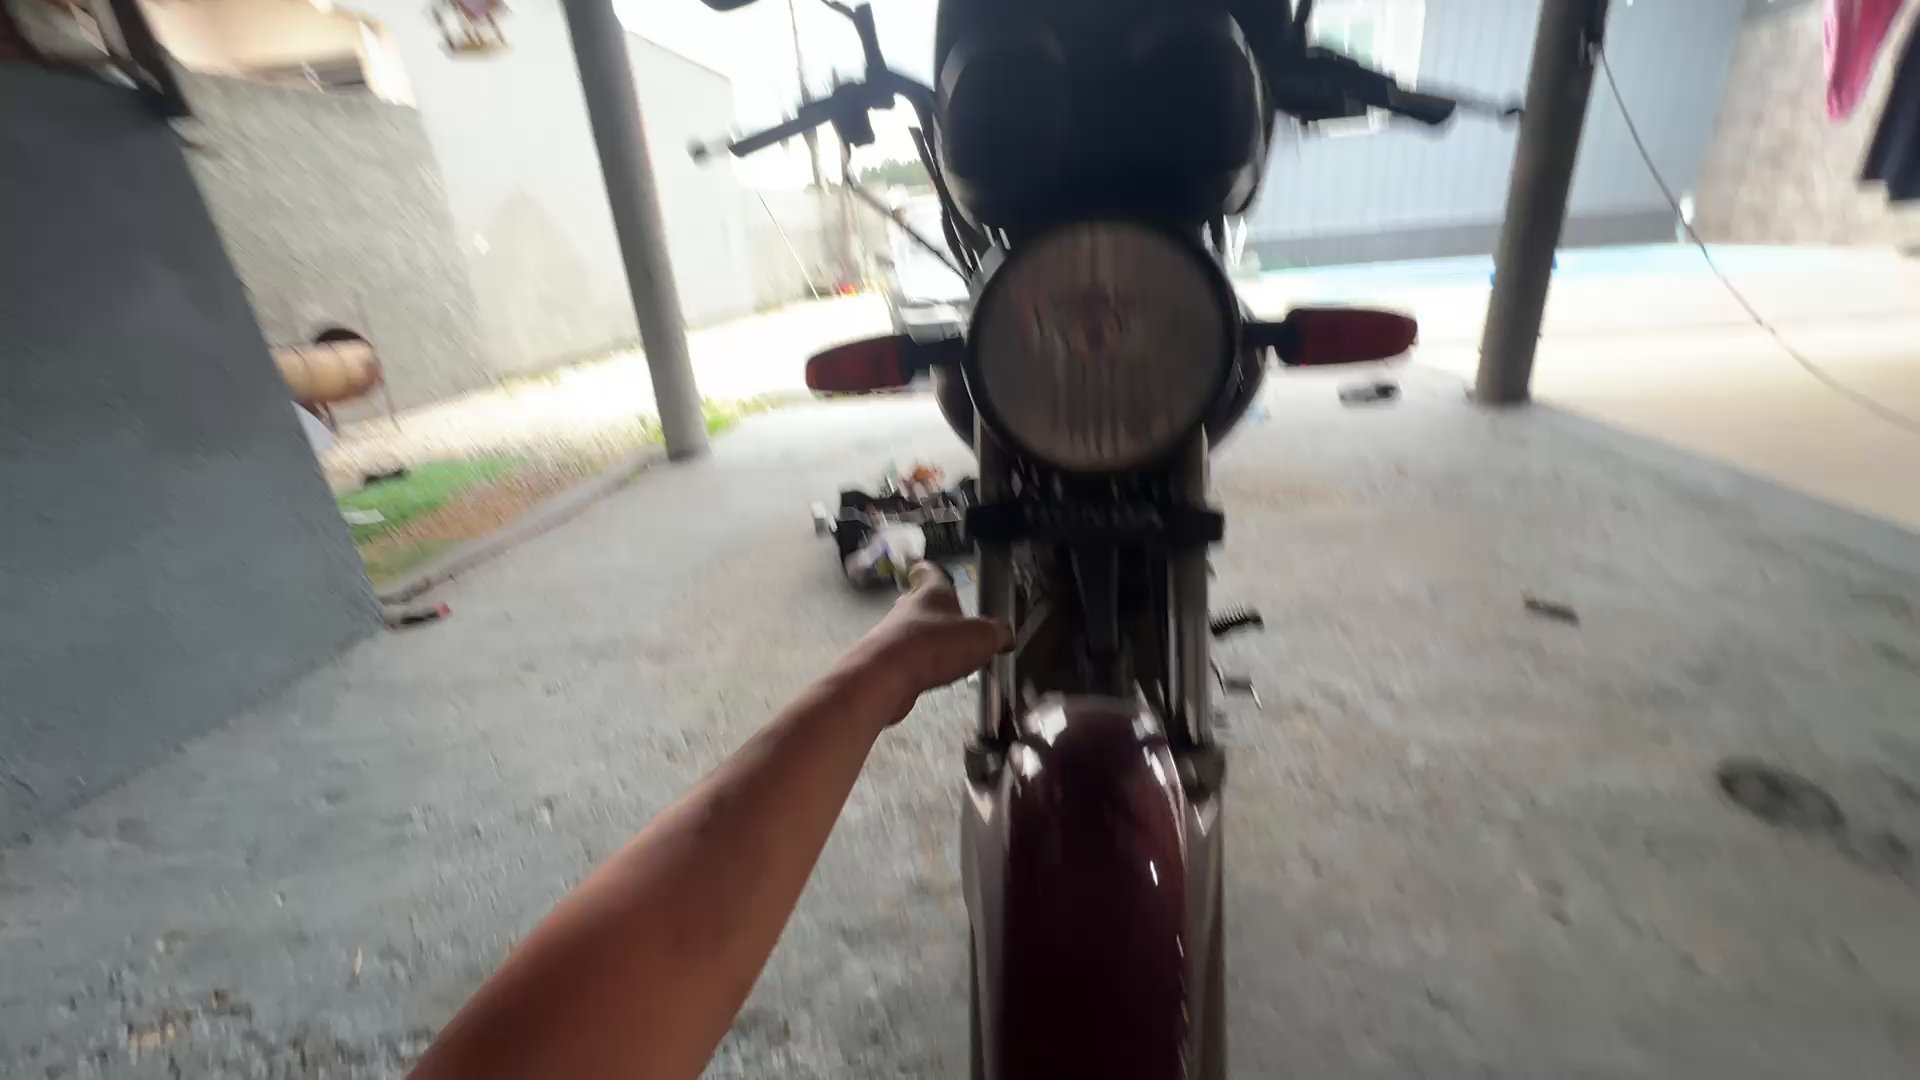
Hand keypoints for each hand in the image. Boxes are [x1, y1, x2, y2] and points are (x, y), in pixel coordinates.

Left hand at [841, 562, 1011, 724]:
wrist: (886, 677)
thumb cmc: (935, 644)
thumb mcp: (982, 637)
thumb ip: (997, 634)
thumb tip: (1005, 636)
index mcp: (931, 592)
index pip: (928, 571)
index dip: (930, 570)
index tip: (929, 569)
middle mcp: (908, 608)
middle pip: (918, 601)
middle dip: (933, 610)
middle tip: (951, 621)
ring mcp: (892, 635)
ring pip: (910, 631)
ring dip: (927, 640)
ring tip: (949, 655)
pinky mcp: (884, 663)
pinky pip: (906, 659)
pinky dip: (918, 665)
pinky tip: (932, 677)